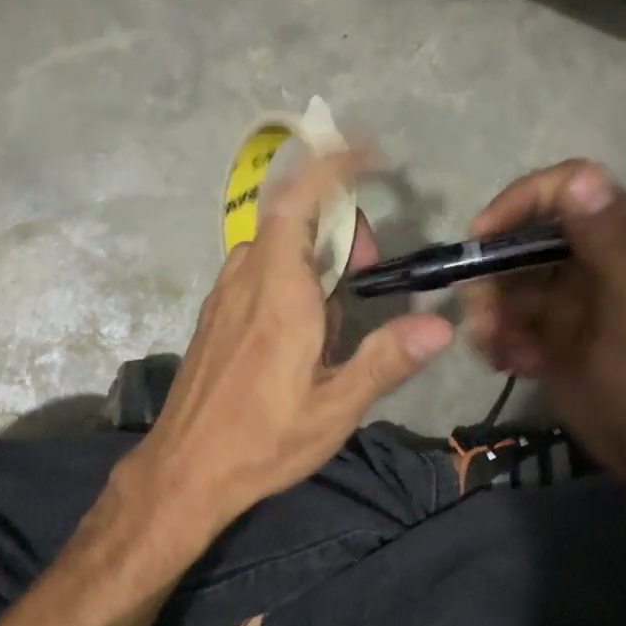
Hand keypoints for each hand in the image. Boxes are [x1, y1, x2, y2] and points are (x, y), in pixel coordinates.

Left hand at [125, 149, 453, 524]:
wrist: (184, 471)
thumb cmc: (262, 441)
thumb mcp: (334, 409)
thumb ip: (385, 361)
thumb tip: (441, 326)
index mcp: (279, 293)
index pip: (299, 201)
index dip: (331, 166)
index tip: (368, 154)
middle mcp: (245, 281)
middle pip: (290, 219)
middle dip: (337, 225)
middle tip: (368, 270)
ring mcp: (223, 299)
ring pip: (271, 247)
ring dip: (312, 253)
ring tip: (340, 306)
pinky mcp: (214, 319)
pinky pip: (254, 273)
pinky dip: (288, 275)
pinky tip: (302, 331)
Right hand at [459, 161, 625, 482]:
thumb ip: (610, 243)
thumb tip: (578, 175)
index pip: (568, 191)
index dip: (520, 204)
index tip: (480, 238)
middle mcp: (598, 263)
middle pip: (525, 241)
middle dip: (495, 277)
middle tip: (482, 319)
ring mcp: (575, 303)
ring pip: (511, 286)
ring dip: (493, 316)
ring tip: (498, 352)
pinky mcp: (556, 339)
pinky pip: (512, 324)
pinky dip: (502, 342)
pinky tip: (513, 366)